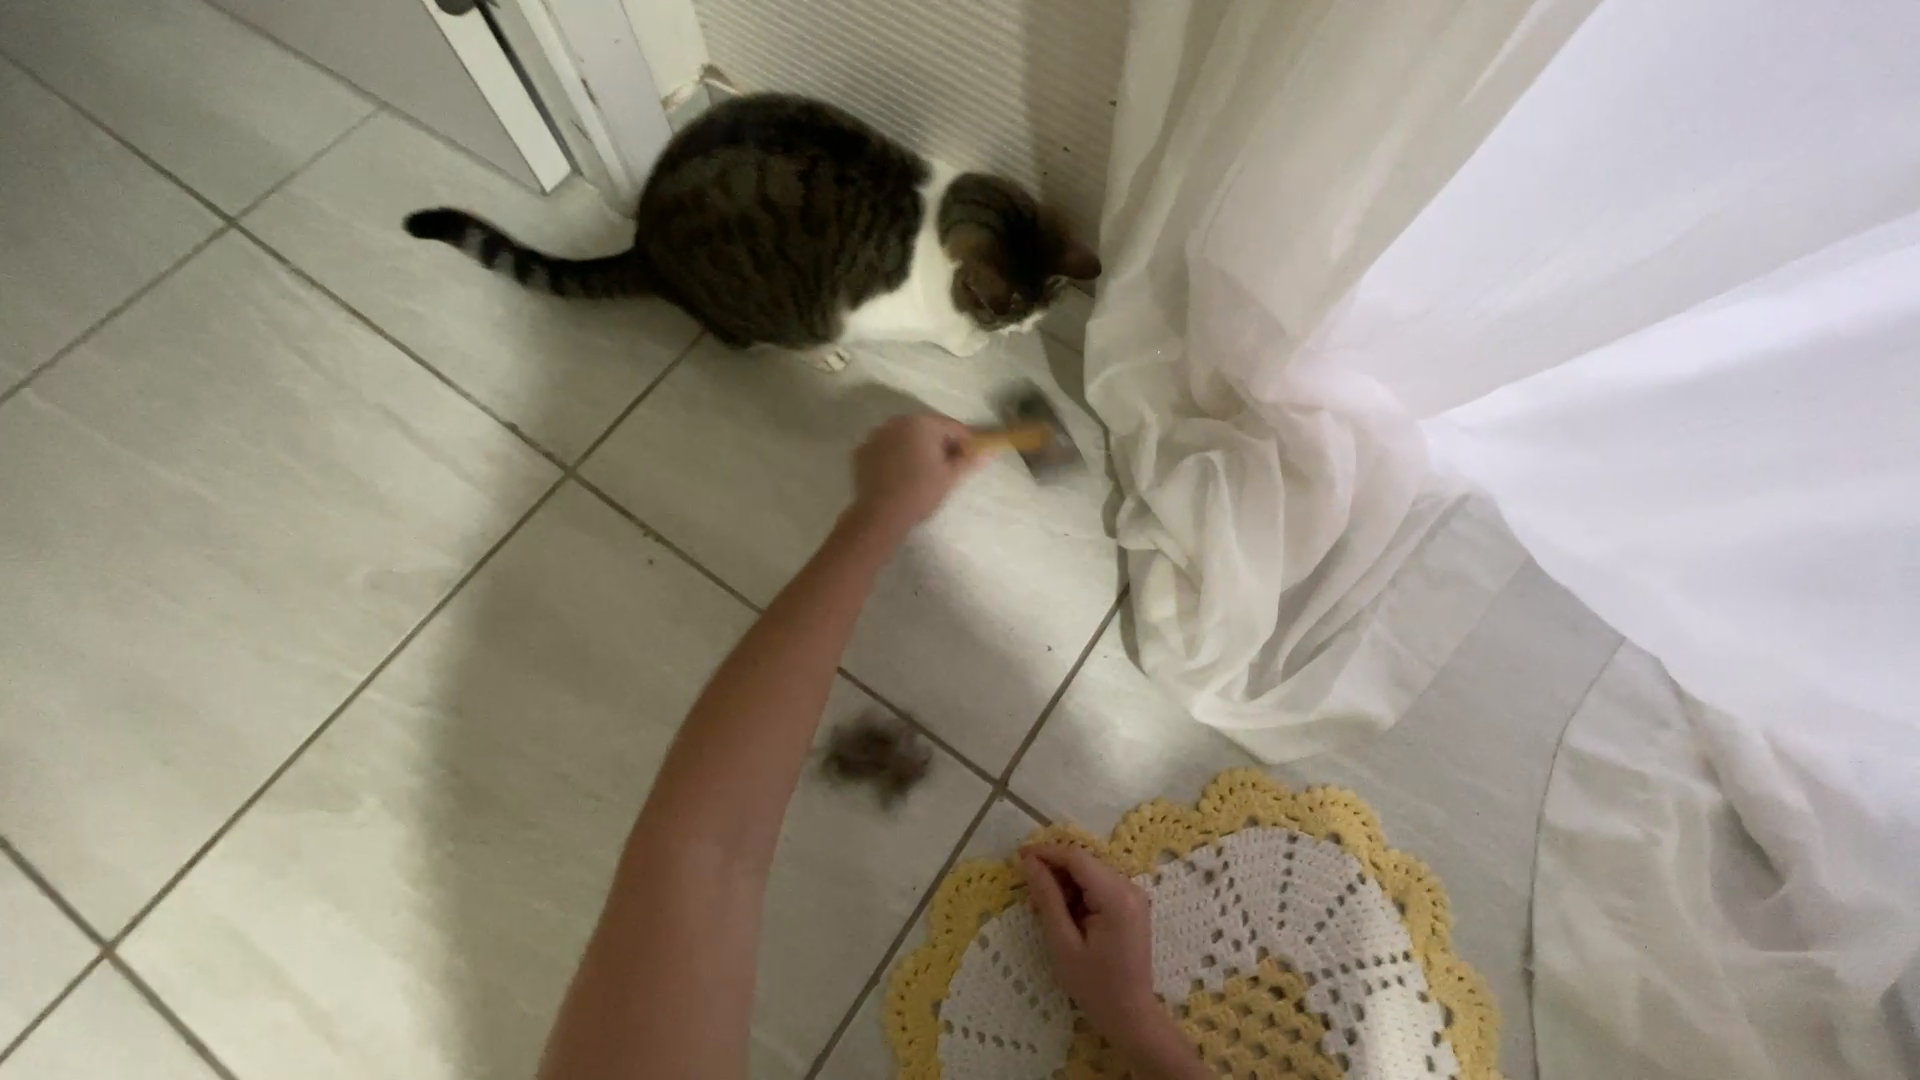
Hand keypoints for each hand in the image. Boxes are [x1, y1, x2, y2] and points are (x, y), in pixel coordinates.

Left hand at [847, 413, 979, 537]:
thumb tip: (990, 451)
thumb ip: (970, 460)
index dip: (965, 443)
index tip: (970, 459)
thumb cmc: (921, 492)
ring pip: (905, 438)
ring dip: (916, 448)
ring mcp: (876, 435)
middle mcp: (897, 422)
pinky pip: (886, 448)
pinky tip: (900, 476)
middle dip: (939, 444)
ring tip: (922, 473)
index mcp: (922, 423)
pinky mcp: (861, 451)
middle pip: (927, 429)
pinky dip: (895, 456)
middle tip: (947, 468)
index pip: (952, 427)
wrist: (880, 515)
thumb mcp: (950, 477)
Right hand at [1019, 844, 1159, 1036]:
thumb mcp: (1063, 943)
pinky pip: (1099, 886)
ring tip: (1043, 909)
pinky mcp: (1131, 905)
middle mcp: (1130, 888)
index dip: (1046, 852)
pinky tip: (1063, 914)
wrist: (1131, 1018)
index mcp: (1116, 897)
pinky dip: (1078, 893)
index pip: (1077, 858)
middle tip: (1029, 893)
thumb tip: (1030, 862)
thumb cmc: (1095, 987)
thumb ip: (1047, 898)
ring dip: (1065, 884)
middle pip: (1084, 863)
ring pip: (1090, 873)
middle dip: (1054, 871)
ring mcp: (1133, 896)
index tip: (1019, 855)